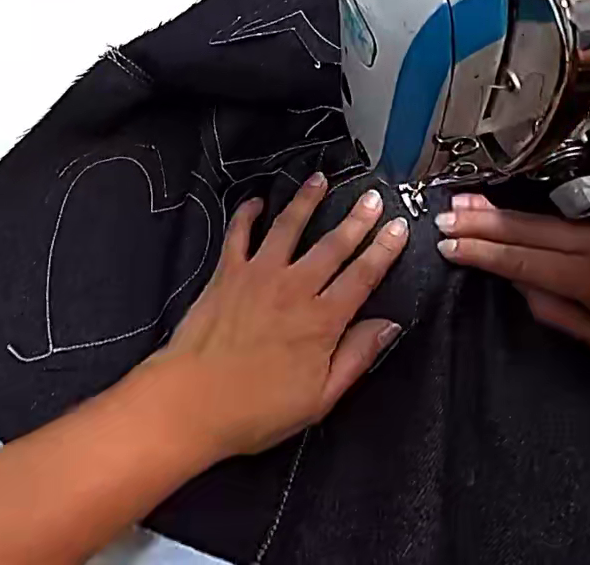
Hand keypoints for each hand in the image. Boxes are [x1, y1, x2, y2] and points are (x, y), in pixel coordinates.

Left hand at [140, 173, 409, 458]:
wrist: (190, 403)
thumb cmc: (256, 410)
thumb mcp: (319, 399)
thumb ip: (357, 357)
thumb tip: (388, 325)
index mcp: (322, 320)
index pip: (363, 275)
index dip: (384, 249)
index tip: (399, 227)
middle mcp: (295, 287)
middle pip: (333, 245)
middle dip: (357, 218)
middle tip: (372, 197)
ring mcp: (260, 274)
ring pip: (289, 226)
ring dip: (307, 200)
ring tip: (320, 179)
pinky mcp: (228, 272)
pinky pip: (240, 234)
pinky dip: (247, 214)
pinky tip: (256, 200)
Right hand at [435, 195, 589, 396]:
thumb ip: (571, 317)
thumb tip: (529, 292)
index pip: (526, 259)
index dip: (484, 250)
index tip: (450, 241)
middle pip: (532, 228)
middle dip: (485, 221)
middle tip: (448, 211)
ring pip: (551, 221)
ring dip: (508, 215)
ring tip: (472, 205)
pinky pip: (576, 225)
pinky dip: (543, 221)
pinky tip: (525, 219)